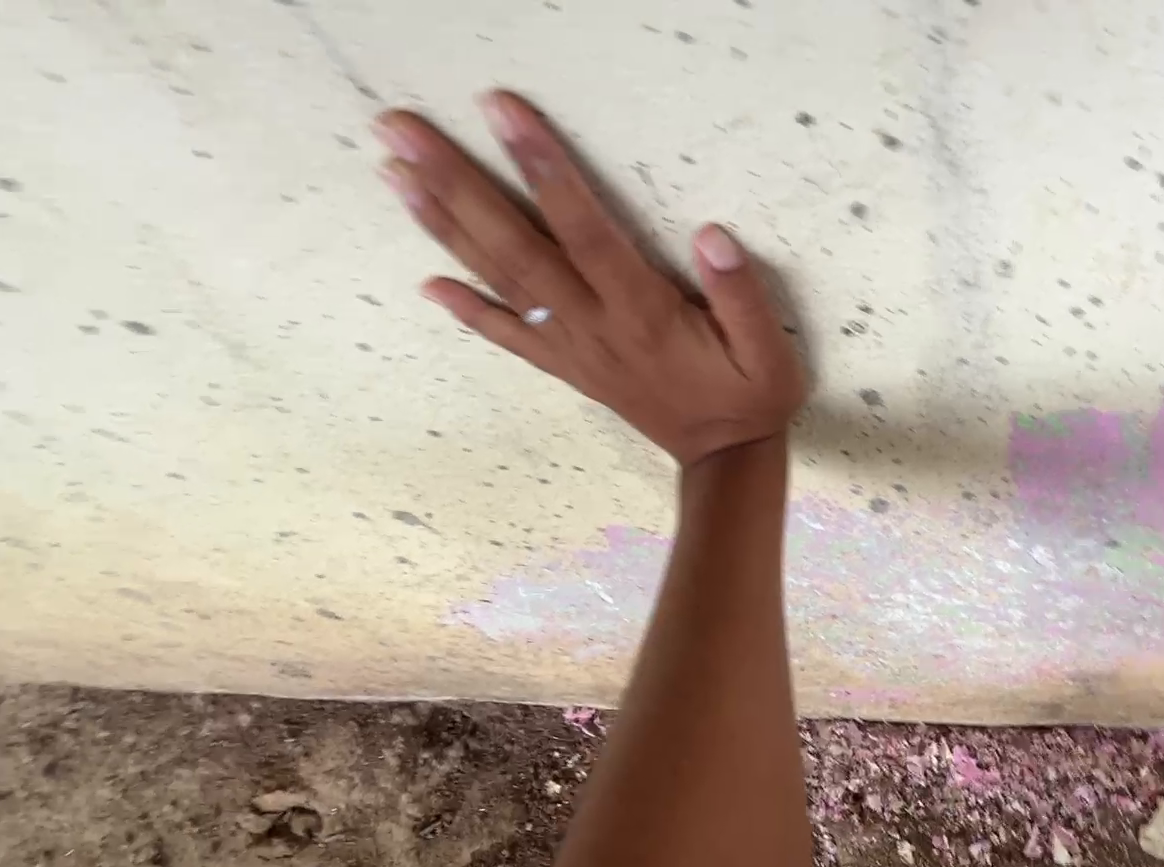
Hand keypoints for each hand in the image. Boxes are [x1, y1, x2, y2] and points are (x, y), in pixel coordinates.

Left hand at [373, 91, 806, 466]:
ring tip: (393, 175)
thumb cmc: (751, 399)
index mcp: (644, 313)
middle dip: (458, 185)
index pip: (585, 231)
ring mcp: (579, 350)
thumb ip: (741, 294)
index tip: (500, 111)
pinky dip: (471, 312)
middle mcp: (598, 327)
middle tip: (399, 130)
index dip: (544, 170)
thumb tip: (711, 234)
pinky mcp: (574, 370)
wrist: (726, 458)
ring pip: (505, 284)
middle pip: (518, 249)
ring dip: (447, 229)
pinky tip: (431, 286)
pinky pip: (514, 339)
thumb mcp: (769, 350)